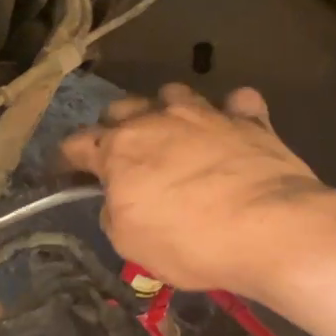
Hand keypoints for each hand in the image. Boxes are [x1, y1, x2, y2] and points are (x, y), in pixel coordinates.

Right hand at [61, 84, 335, 294]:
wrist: (272, 229)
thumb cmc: (188, 241)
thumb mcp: (128, 242)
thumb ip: (114, 212)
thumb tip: (119, 200)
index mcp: (118, 150)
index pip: (76, 144)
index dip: (65, 159)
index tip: (63, 173)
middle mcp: (157, 120)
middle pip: (121, 109)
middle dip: (114, 127)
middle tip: (120, 155)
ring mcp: (206, 115)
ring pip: (173, 94)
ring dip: (166, 110)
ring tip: (172, 134)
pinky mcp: (251, 120)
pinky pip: (236, 103)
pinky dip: (229, 113)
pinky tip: (229, 129)